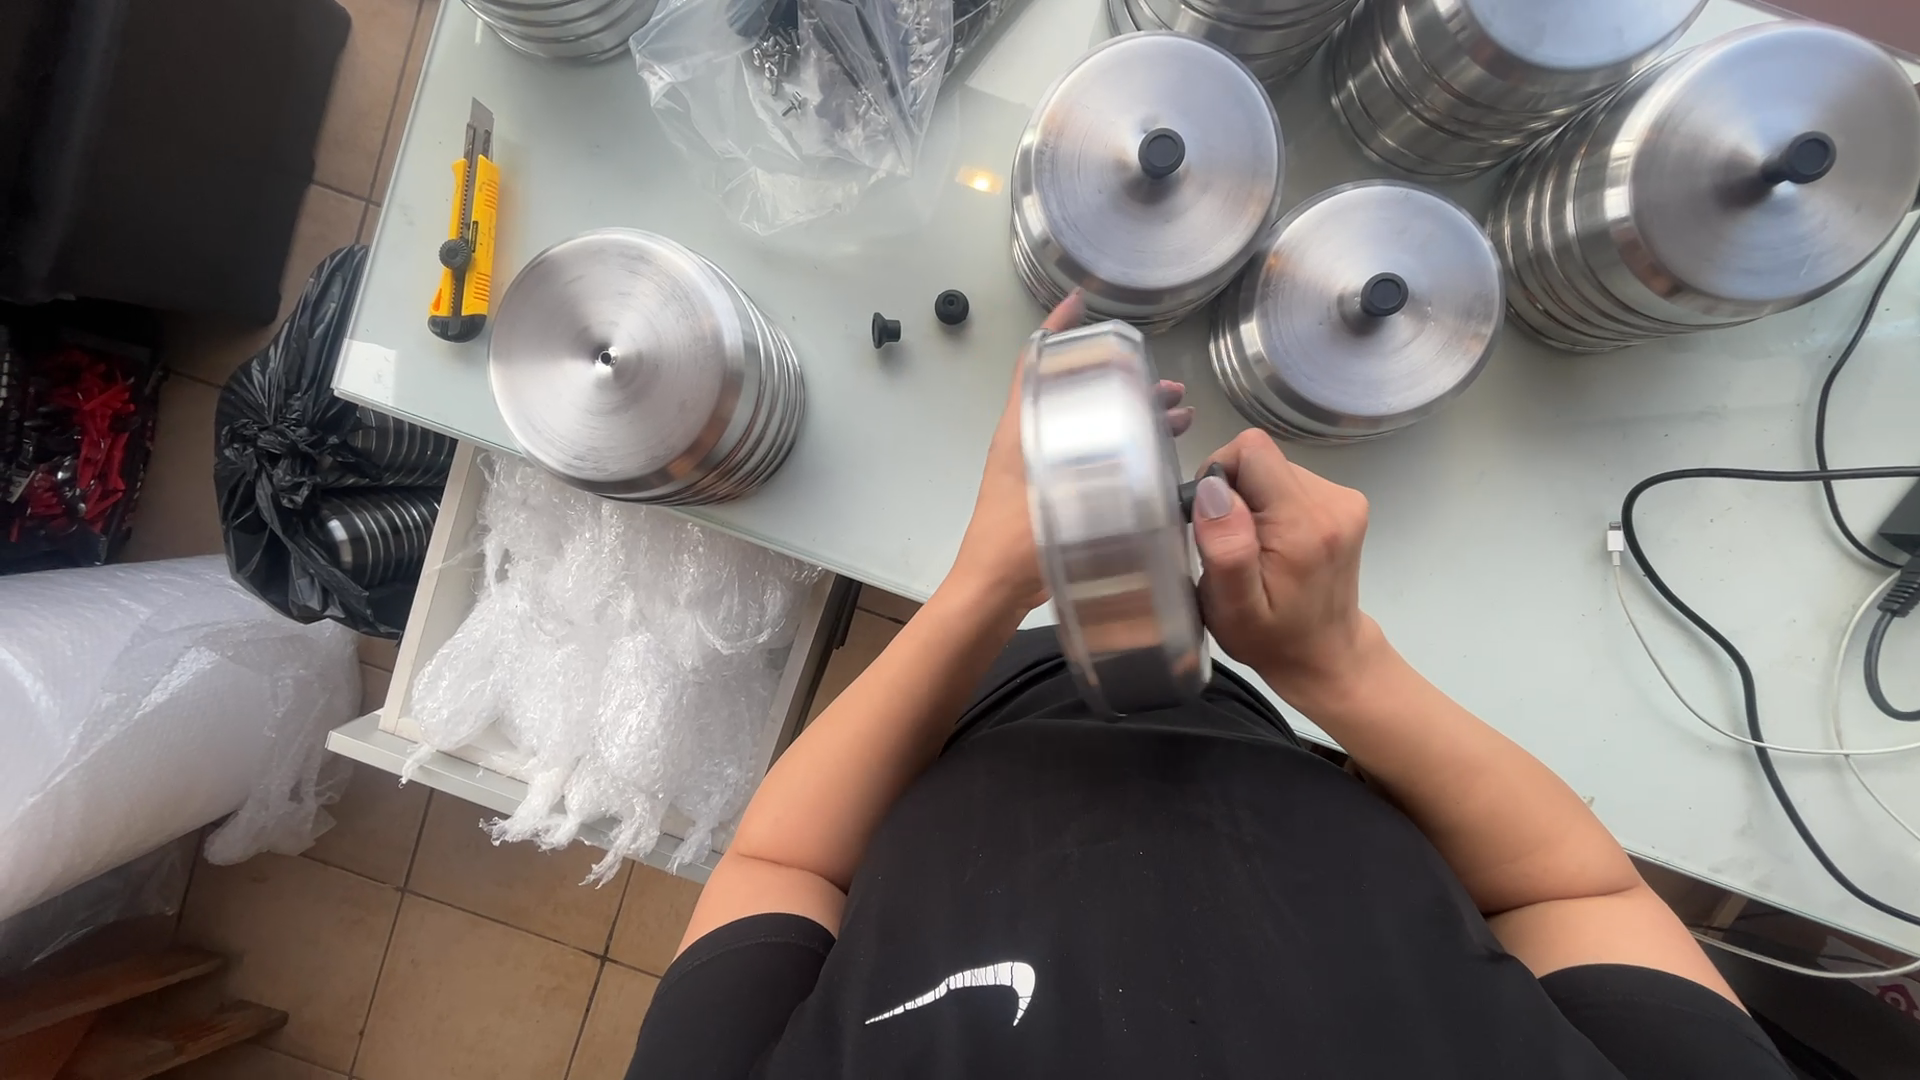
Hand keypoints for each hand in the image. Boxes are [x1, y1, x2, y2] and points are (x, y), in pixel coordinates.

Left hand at [948, 292, 1194, 616]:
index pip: (1035, 362)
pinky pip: (1092, 455)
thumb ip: (1076, 456)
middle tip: (1166, 382)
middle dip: (1121, 379)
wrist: (994, 589)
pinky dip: (1123, 446)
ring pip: (1090, 424)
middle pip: (1076, 392)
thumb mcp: (1047, 489)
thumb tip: (1118, 420)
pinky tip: (1158, 454)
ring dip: (1130, 414)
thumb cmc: (1015, 540)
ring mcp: (1041, 467)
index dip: (1057, 329)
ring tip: (1177, 413)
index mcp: (1021, 429)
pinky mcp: (1053, 492)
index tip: (1083, 303)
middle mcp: (1030, 440)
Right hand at [1189, 430, 1380, 698]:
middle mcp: (1332, 500)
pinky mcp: (1343, 502)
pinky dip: (1269, 505)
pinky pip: (1287, 480)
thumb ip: (1225, 548)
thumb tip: (1213, 490)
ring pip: (1272, 468)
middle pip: (1261, 457)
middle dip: (1233, 492)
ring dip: (1251, 501)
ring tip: (1251, 547)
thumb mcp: (1233, 607)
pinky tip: (1271, 542)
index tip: (1211, 519)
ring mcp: (1344, 499)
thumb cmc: (1270, 637)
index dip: (1219, 475)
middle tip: (1229, 542)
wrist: (1326, 654)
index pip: (1252, 450)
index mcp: (1304, 523)